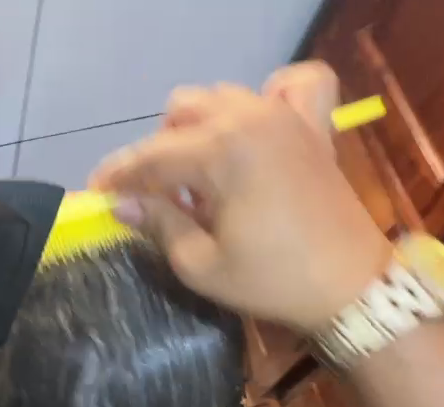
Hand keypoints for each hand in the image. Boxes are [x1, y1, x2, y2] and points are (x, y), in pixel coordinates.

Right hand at [89, 63, 390, 332]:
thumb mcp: (201, 264)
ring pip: (223, 96)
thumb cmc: (270, 280)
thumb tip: (122, 205)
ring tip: (195, 178)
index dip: (118, 175)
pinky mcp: (313, 125)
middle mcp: (252, 116)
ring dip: (198, 129)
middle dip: (157, 153)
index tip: (95, 195)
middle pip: (181, 114)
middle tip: (151, 198)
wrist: (348, 285)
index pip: (152, 155)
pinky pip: (292, 83)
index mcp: (222, 150)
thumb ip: (160, 224)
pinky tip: (255, 127)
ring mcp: (287, 114)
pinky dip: (269, 95)